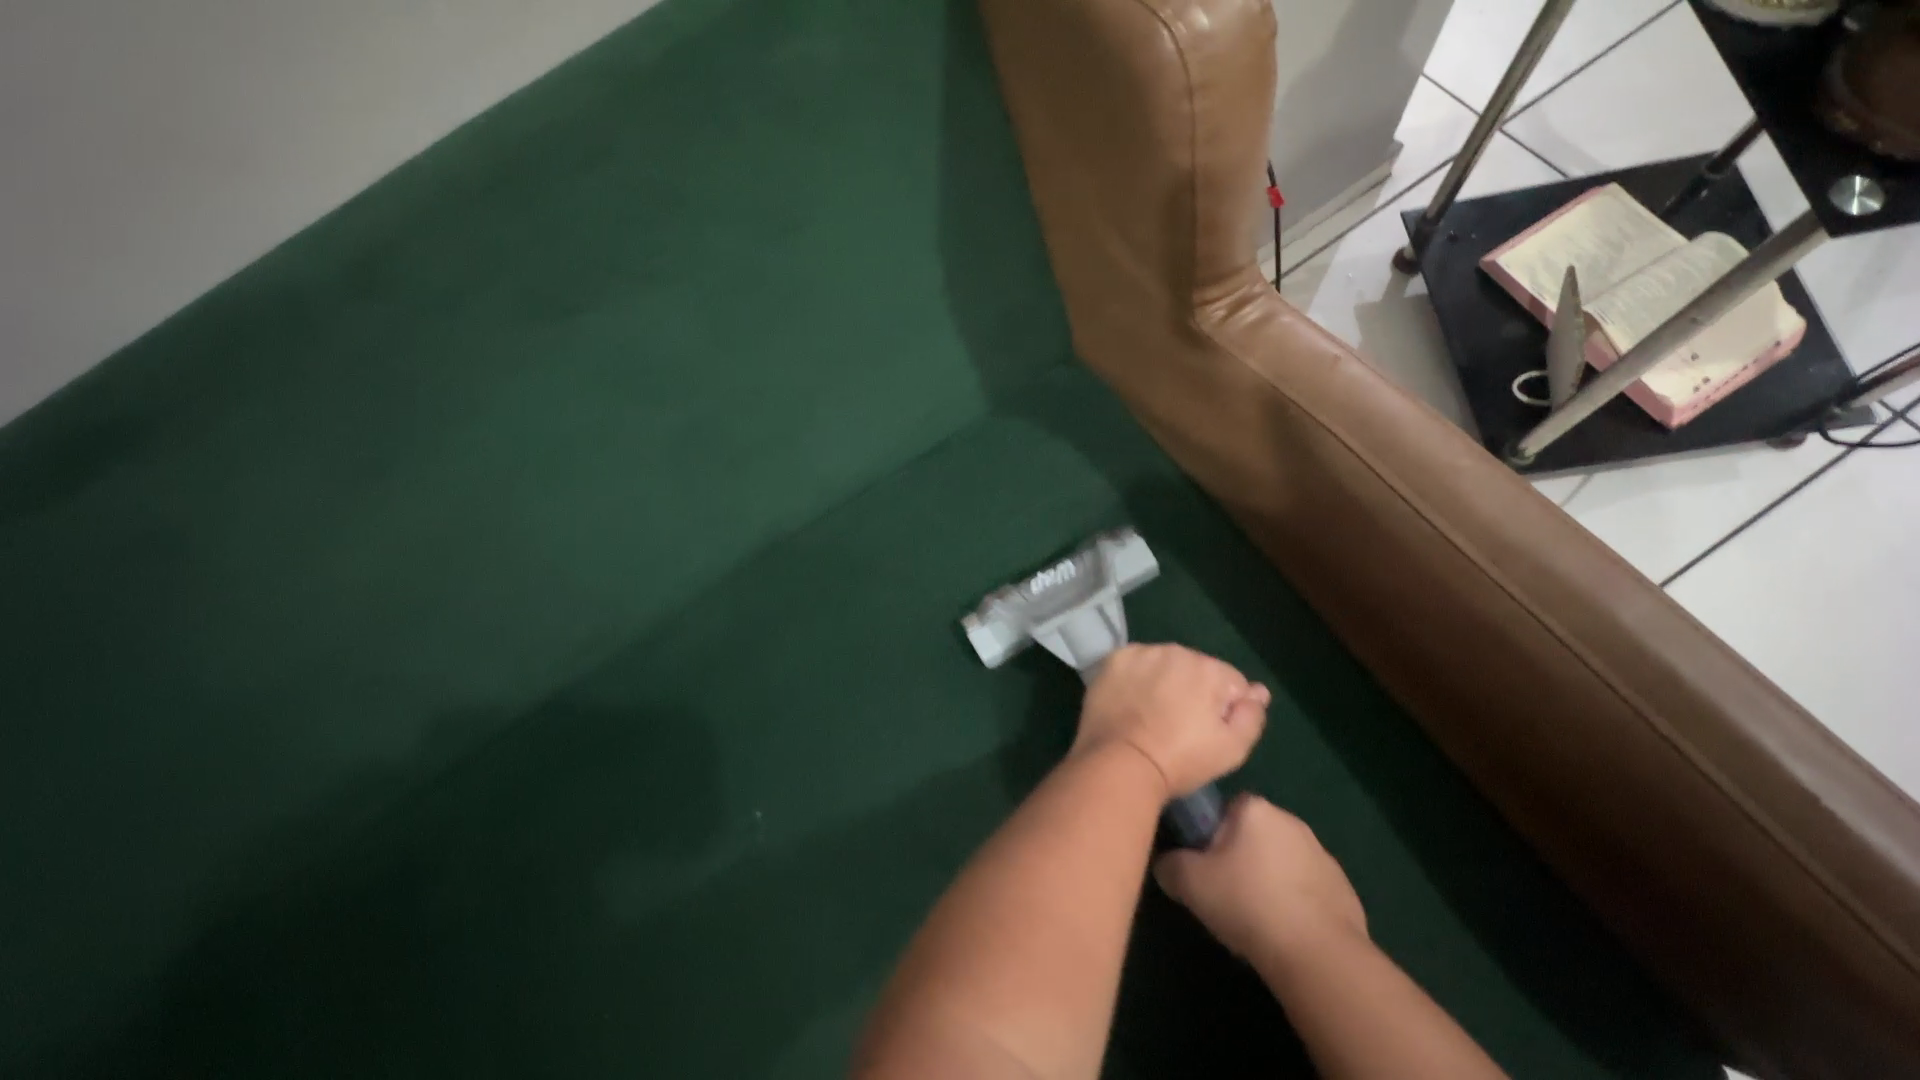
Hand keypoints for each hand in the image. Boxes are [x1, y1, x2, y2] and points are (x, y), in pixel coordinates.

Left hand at [1073, 644, 1267, 798]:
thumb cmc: (1180, 760)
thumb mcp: (1232, 749)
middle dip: (1194, 691)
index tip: (1208, 732)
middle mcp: (1177, 651)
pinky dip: (1136, 678)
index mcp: (1210, 669)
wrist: (1119, 764)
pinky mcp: (1113, 660)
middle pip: (1197, 670)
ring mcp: (1142, 653)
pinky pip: (1135, 665)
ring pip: (1165, 664)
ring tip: (1152, 713)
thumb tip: (1258, 692)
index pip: (1232, 683)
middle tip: (1179, 725)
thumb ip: (1251, 716)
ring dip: (1165, 681)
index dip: (1226, 709)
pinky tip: (1131, 701)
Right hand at [1154, 795, 1366, 970]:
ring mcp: (1323, 856)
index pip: (1224, 809)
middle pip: (1253, 835)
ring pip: (1280, 863)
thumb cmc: (1247, 903)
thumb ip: (1169, 864)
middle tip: (1222, 895)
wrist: (1317, 953)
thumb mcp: (1188, 882)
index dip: (1210, 836)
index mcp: (1255, 809)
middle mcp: (1292, 821)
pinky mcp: (1344, 890)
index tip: (1203, 866)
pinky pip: (1306, 891)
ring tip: (1253, 921)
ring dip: (1267, 883)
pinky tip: (1282, 933)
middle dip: (1239, 860)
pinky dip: (1293, 906)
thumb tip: (1168, 865)